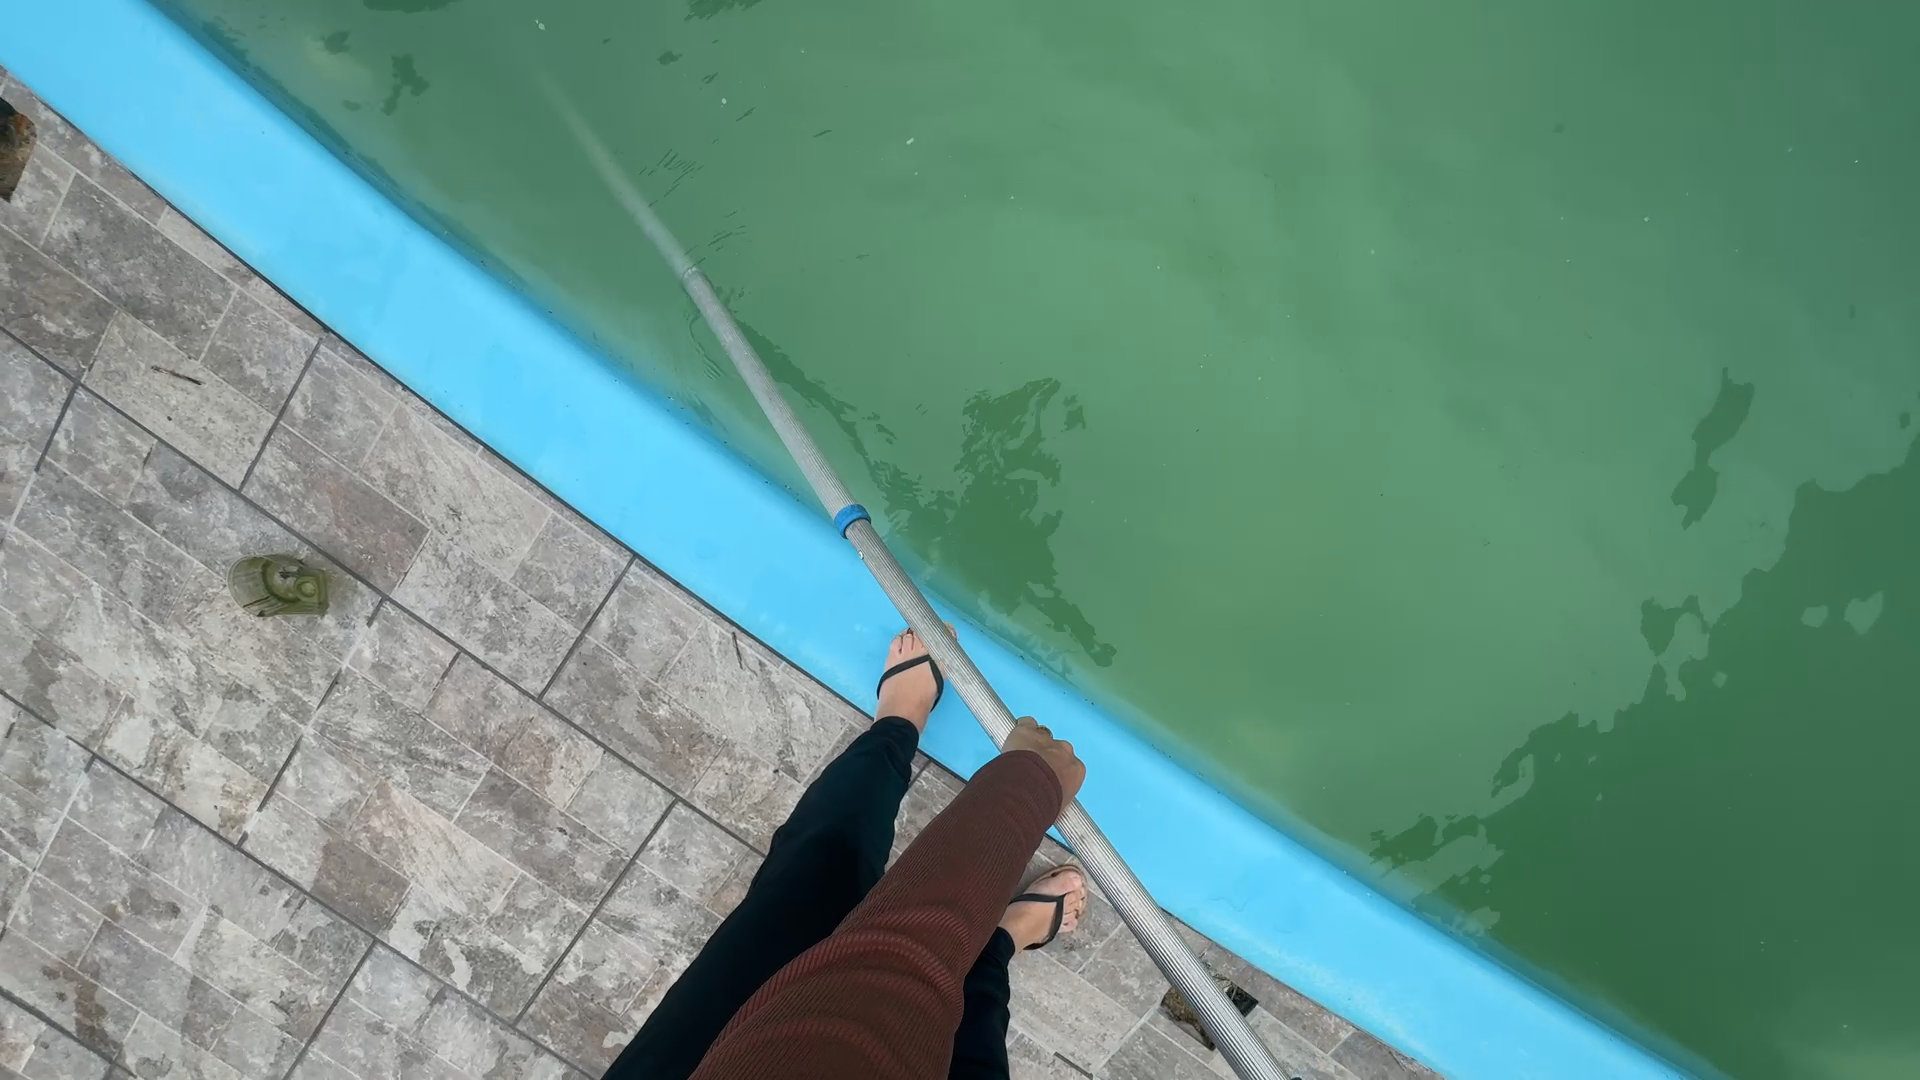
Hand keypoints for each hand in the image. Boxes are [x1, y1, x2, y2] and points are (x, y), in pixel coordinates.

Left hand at [1001, 717, 1084, 805]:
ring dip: (1033, 743)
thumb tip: (1048, 805)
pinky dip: (1021, 728)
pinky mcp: (1026, 730)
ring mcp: (1045, 738)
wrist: (1026, 790)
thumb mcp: (1058, 807)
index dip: (1057, 771)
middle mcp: (1065, 750)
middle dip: (1046, 756)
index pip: (1070, 766)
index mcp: (1076, 770)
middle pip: (1057, 749)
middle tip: (1031, 770)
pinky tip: (1015, 737)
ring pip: (1041, 734)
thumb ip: (1057, 797)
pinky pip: (1026, 723)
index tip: (1047, 779)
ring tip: (1020, 755)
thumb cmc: (1044, 803)